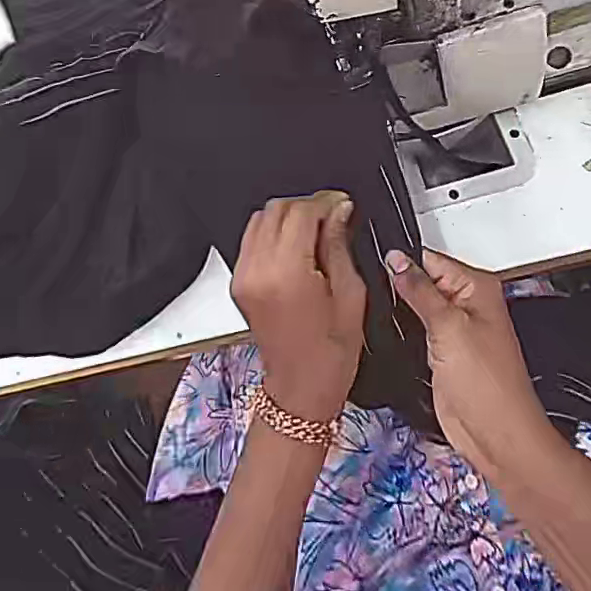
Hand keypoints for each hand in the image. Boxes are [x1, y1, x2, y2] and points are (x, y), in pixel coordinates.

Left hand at [231, 191, 366, 421]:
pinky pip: (252, 240)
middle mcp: (257, 272)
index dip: (325, 202)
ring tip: (316, 230)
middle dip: (308, 206)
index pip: (300, 212)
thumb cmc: (330, 351)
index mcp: (286, 274)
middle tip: (333, 214)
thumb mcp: (350, 292)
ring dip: (289, 216)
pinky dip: (275, 233)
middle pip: (276, 210)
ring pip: (260, 219)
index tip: (342, 204)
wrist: (302, 388)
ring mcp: (244, 277)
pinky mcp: (239, 283)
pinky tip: (298, 245)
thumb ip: (339, 244)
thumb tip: (338, 212)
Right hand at [385, 249, 555, 472]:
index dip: (402, 262)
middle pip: (422, 281)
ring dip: (398, 311)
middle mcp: (466, 304)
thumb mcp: (448, 326)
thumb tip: (397, 260)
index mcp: (476, 286)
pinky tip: (388, 332)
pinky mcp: (442, 352)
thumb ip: (419, 290)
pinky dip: (402, 332)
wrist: (495, 434)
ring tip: (376, 311)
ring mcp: (453, 329)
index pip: (430, 259)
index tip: (374, 263)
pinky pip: (416, 331)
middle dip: (398, 286)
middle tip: (371, 289)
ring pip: (415, 307)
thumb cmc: (487, 383)